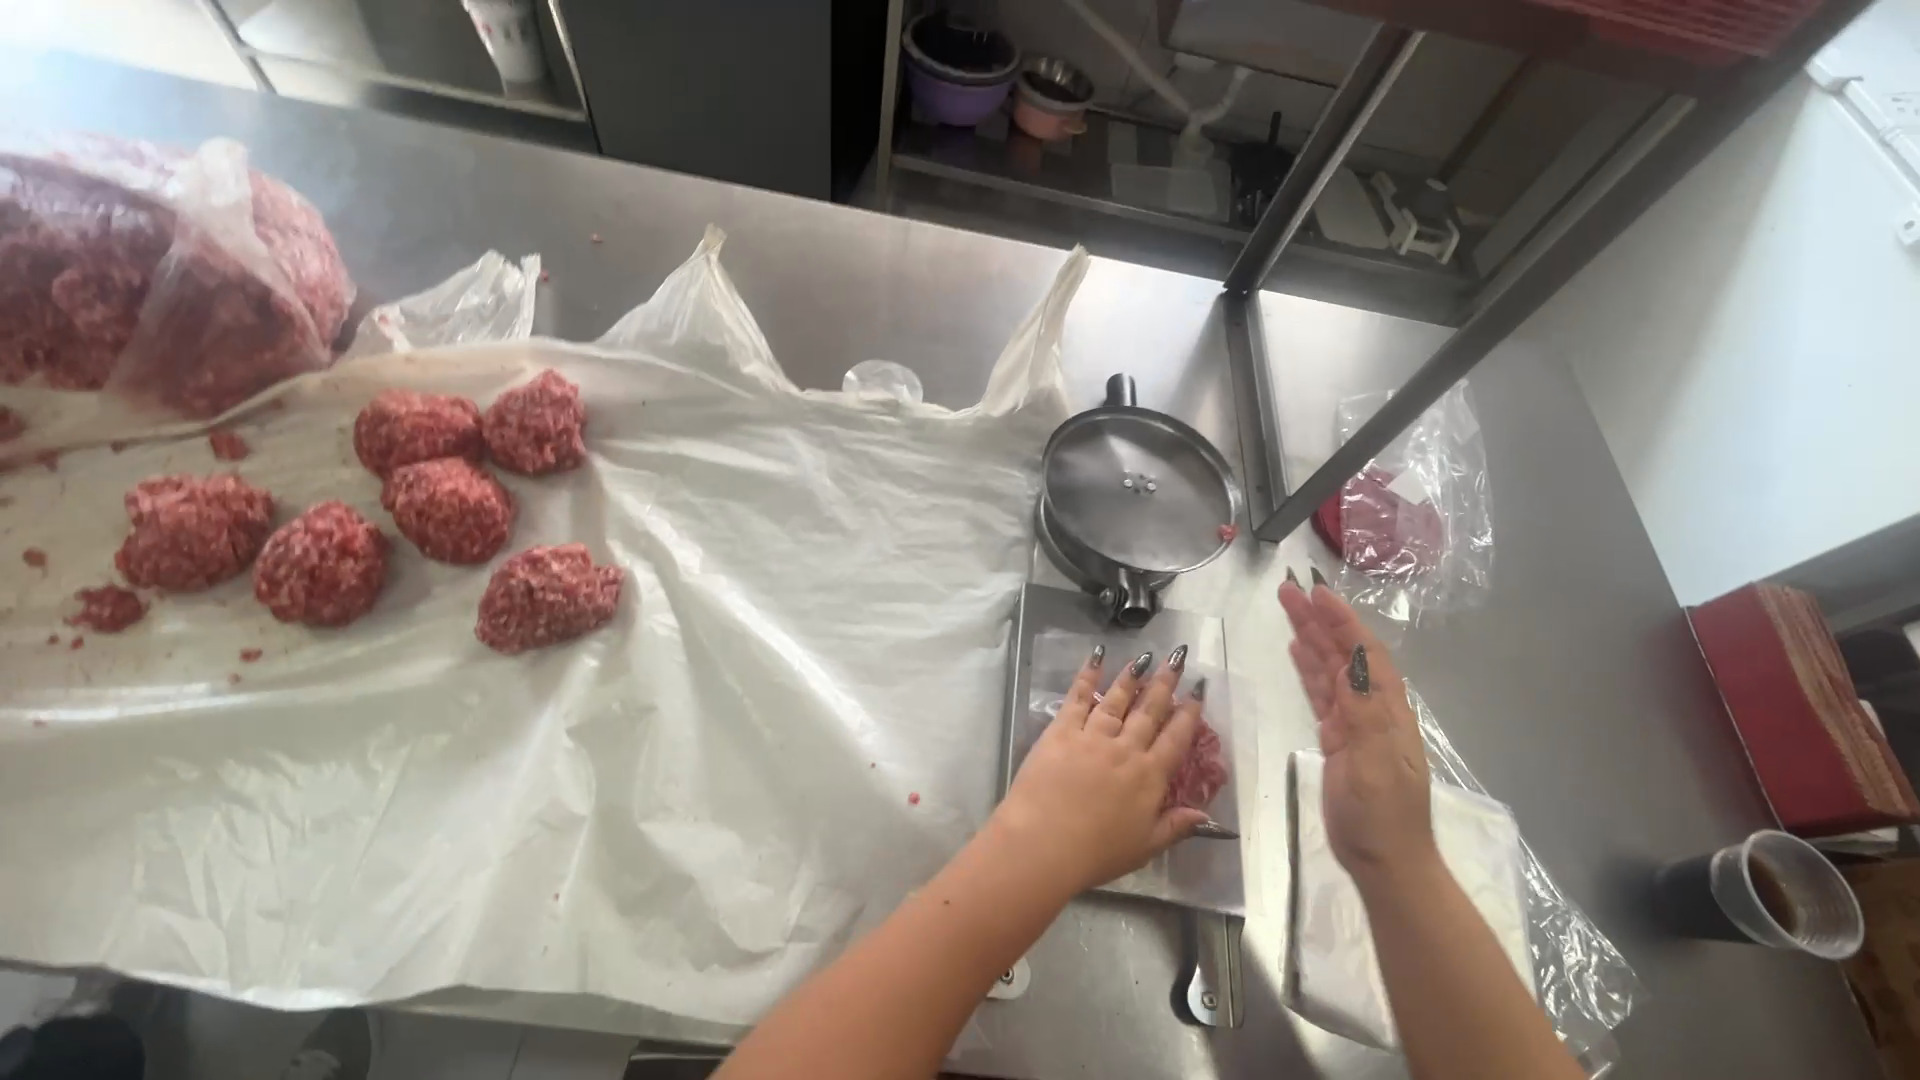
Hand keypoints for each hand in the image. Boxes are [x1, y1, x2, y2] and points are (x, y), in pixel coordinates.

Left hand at [986, 648, 1210, 899]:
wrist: (1045, 842)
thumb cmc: (1096, 853)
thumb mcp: (1145, 847)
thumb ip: (1176, 826)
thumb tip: (1206, 816)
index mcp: (1149, 777)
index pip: (1176, 738)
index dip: (1189, 713)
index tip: (1198, 691)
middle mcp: (1125, 749)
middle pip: (1150, 710)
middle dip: (1166, 682)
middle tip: (1178, 658)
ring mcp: (1092, 736)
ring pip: (1117, 699)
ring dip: (1132, 676)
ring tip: (1145, 656)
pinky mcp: (1061, 731)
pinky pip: (1077, 697)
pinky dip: (1087, 674)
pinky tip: (1096, 657)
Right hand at [1279, 580, 1437, 891]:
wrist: (1385, 860)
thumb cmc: (1382, 813)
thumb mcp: (1375, 761)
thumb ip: (1363, 711)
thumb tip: (1350, 661)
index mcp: (1387, 709)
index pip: (1363, 653)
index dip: (1342, 621)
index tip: (1317, 592)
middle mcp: (1372, 708)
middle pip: (1344, 653)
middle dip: (1319, 620)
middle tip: (1289, 590)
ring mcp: (1354, 723)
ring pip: (1330, 669)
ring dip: (1310, 638)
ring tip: (1287, 609)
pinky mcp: (1338, 739)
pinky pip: (1320, 693)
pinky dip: (1308, 668)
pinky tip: (1295, 650)